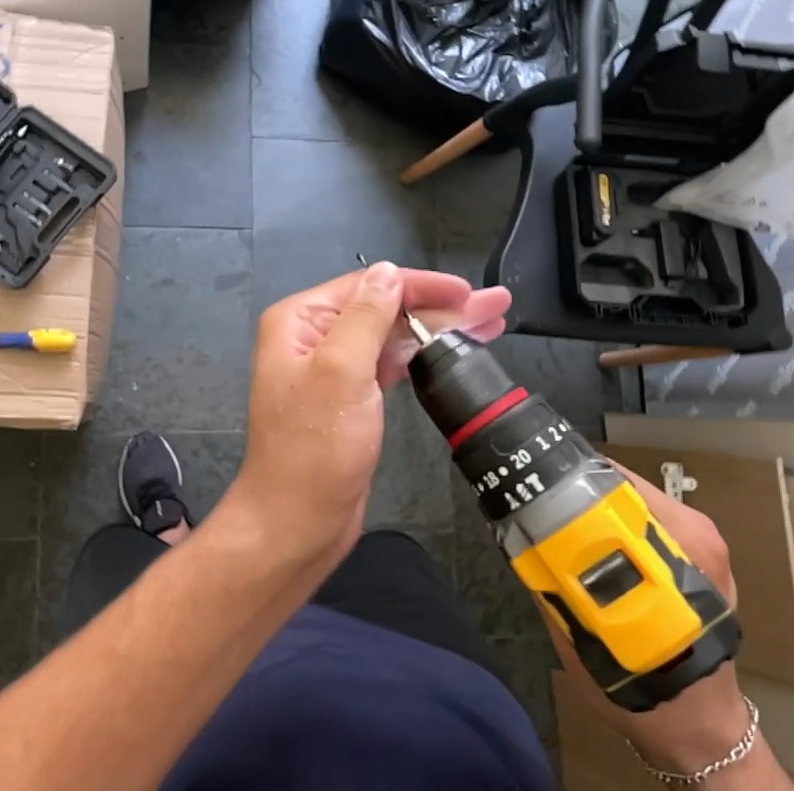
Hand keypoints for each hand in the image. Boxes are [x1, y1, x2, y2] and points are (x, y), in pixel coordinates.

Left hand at [230, 263, 511, 566]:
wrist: (298, 522)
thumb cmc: (315, 448)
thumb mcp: (341, 371)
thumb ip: (366, 317)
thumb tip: (388, 272)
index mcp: (300, 322)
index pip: (369, 286)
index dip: (421, 285)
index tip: (468, 291)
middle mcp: (313, 338)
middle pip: (385, 309)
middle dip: (439, 307)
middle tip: (494, 307)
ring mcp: (332, 370)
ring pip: (392, 336)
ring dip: (438, 329)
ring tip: (490, 324)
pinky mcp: (350, 400)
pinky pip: (390, 364)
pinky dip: (422, 356)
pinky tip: (451, 351)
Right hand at [547, 463, 752, 772]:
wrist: (697, 729)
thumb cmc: (642, 682)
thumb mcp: (581, 628)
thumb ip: (555, 574)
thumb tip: (522, 532)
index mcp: (678, 540)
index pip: (614, 481)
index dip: (569, 475)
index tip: (532, 477)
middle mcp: (697, 533)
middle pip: (624, 491)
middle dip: (578, 492)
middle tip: (537, 500)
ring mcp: (705, 548)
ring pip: (635, 507)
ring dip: (596, 511)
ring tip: (558, 524)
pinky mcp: (702, 563)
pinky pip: (648, 529)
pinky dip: (616, 530)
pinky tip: (591, 550)